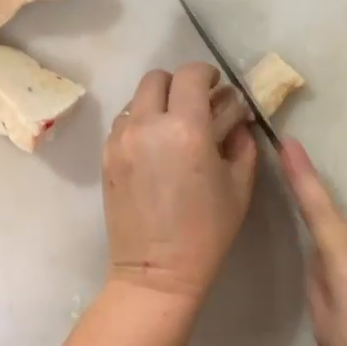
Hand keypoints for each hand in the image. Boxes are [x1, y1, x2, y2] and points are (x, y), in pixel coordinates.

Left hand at [103, 63, 256, 302]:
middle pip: (157, 78)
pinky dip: (139, 125)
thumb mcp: (239, 185)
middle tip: (195, 107)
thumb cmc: (206, 232)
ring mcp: (120, 141)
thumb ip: (241, 142)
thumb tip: (237, 119)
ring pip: (136, 100)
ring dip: (156, 105)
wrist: (156, 270)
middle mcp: (147, 125)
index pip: (191, 75)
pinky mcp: (106, 158)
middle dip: (178, 85)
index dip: (207, 75)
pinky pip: (122, 125)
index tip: (216, 89)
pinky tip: (154, 151)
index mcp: (186, 128)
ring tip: (172, 131)